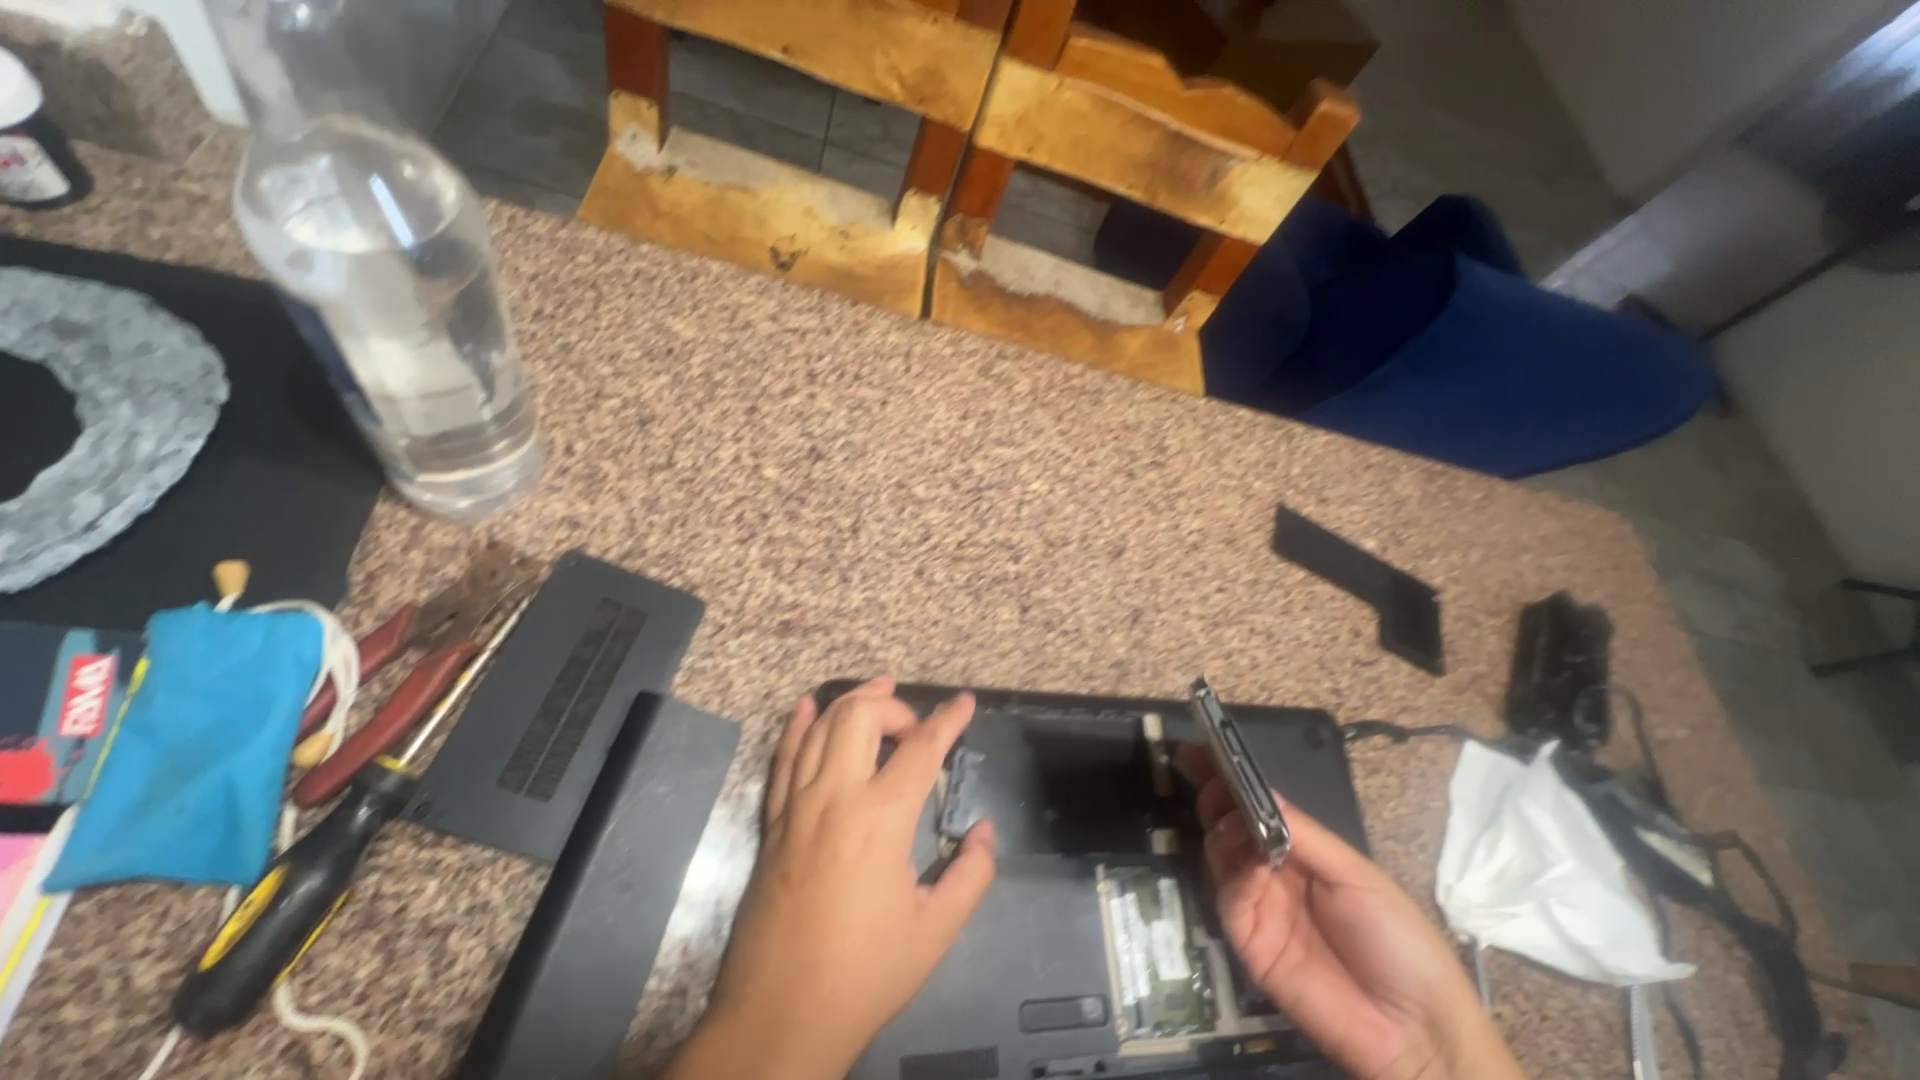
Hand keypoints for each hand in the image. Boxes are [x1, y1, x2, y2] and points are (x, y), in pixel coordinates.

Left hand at [667, 678, 996, 1079]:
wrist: (781, 1015)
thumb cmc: (865, 973)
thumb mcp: (936, 930)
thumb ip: (971, 874)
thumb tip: (984, 832)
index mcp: (880, 819)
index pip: (921, 749)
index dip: (948, 721)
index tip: (966, 703)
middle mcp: (834, 797)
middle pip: (860, 717)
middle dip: (894, 705)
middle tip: (918, 727)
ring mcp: (795, 807)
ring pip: (819, 728)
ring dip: (851, 701)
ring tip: (878, 690)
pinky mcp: (771, 825)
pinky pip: (782, 760)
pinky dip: (796, 727)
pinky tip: (806, 708)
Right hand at [1178, 744, 1524, 1079]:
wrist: (1413, 1029)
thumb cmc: (1400, 941)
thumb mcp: (1358, 876)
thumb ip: (1306, 834)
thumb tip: (1259, 788)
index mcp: (1307, 855)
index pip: (1260, 810)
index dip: (1230, 781)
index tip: (1201, 751)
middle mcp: (1276, 875)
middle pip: (1231, 828)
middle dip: (1218, 800)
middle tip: (1212, 784)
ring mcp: (1259, 907)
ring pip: (1221, 856)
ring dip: (1224, 832)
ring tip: (1235, 821)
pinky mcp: (1247, 941)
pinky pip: (1228, 897)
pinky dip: (1234, 875)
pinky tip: (1252, 865)